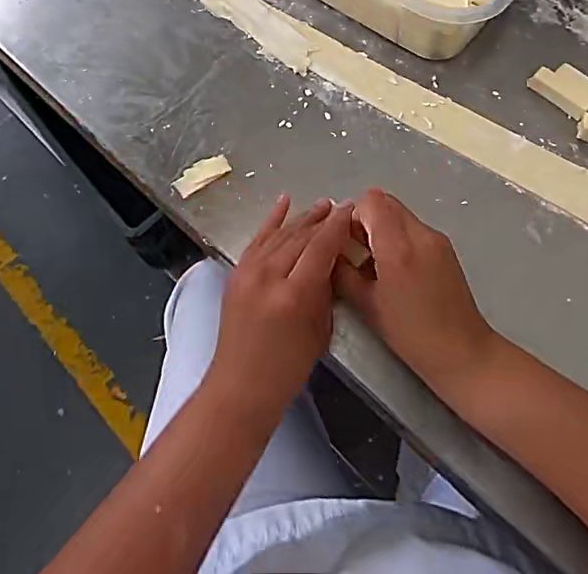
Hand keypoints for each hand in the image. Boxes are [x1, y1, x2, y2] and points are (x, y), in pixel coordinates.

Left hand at [206, 196, 354, 417]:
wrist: (240, 386)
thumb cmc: (287, 368)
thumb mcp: (319, 331)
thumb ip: (324, 291)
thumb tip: (331, 261)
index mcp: (294, 294)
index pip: (321, 247)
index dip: (337, 225)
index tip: (350, 209)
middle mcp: (268, 276)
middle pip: (300, 237)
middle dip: (322, 220)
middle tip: (340, 207)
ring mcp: (248, 271)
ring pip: (281, 234)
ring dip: (302, 218)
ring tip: (322, 205)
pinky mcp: (237, 272)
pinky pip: (257, 239)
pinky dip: (272, 219)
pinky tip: (284, 202)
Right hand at [333, 189, 506, 396]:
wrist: (462, 353)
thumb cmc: (410, 333)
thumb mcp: (367, 305)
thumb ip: (343, 272)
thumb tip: (330, 252)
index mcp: (398, 245)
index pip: (370, 202)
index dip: (352, 216)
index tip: (344, 241)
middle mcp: (420, 233)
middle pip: (385, 202)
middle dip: (365, 219)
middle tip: (356, 251)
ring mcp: (436, 238)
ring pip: (400, 214)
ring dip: (382, 227)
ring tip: (375, 263)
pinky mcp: (446, 248)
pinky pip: (414, 228)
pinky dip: (399, 237)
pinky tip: (396, 269)